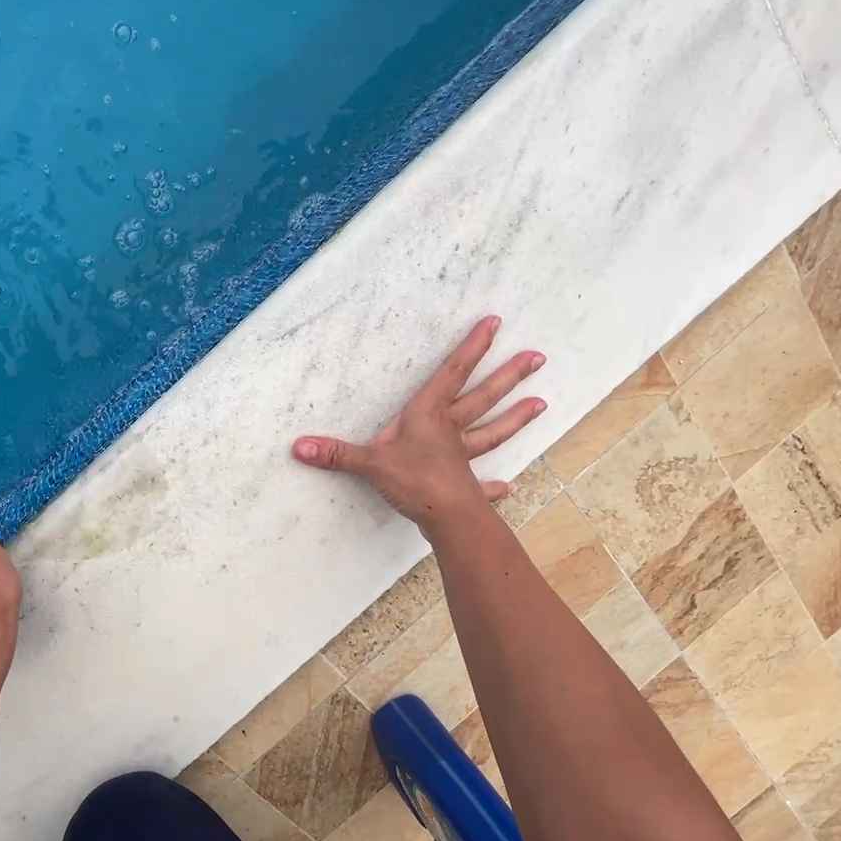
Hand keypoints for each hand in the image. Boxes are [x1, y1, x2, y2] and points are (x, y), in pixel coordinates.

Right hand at [292, 316, 545, 531]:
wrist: (446, 517)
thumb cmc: (414, 480)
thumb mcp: (371, 463)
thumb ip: (337, 454)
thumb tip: (299, 447)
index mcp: (429, 415)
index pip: (453, 373)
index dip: (473, 347)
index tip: (495, 323)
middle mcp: (450, 431)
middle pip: (483, 398)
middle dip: (508, 376)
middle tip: (537, 358)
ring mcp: (461, 458)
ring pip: (491, 433)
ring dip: (515, 419)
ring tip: (541, 404)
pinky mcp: (464, 485)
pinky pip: (481, 484)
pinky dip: (493, 486)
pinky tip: (508, 486)